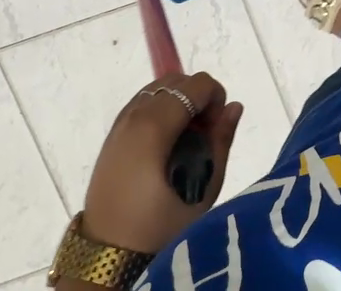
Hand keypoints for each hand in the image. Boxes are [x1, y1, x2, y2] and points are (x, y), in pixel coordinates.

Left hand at [80, 72, 242, 256]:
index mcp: (154, 126)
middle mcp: (132, 117)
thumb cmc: (159, 229)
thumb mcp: (202, 190)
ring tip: (186, 140)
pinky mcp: (110, 139)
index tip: (217, 129)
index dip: (215, 98)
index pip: (196, 84)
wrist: (106, 260)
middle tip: (204, 134)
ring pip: (156, 90)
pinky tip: (167, 145)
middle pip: (175, 81)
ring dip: (178, 103)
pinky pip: (141, 106)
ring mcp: (118, 127)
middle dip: (197, 97)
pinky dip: (160, 111)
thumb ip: (221, 142)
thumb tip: (234, 107)